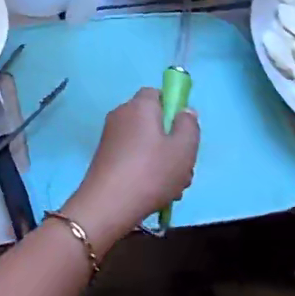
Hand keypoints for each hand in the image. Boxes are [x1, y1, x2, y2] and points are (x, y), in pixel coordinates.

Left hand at [63, 88, 197, 254]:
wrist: (110, 202)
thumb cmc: (152, 171)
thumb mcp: (183, 149)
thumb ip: (188, 125)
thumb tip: (184, 110)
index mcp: (139, 106)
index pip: (155, 93)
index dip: (172, 106)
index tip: (184, 129)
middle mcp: (121, 115)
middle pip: (153, 120)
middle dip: (172, 140)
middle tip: (183, 165)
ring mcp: (111, 135)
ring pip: (146, 142)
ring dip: (163, 160)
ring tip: (174, 186)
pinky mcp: (106, 155)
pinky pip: (134, 154)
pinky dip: (147, 168)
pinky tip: (158, 191)